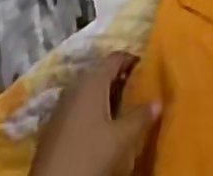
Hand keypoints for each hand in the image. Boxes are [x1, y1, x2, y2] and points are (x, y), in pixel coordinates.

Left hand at [29, 52, 160, 175]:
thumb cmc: (89, 154)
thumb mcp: (121, 138)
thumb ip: (141, 116)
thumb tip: (158, 102)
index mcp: (92, 81)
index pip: (116, 57)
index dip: (133, 61)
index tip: (148, 71)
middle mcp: (75, 86)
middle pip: (102, 72)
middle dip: (121, 79)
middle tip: (139, 90)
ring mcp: (62, 105)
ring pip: (89, 90)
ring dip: (106, 95)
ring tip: (124, 109)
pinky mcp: (54, 125)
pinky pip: (78, 106)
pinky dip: (93, 109)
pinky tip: (101, 127)